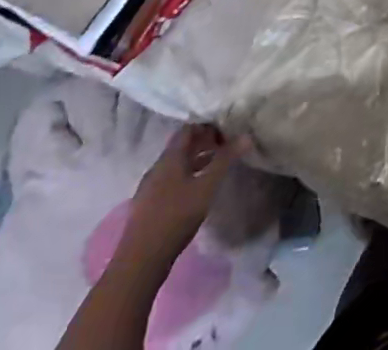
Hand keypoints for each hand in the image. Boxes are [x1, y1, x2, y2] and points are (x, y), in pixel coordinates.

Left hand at [122, 123, 249, 262]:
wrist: (141, 259)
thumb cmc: (176, 216)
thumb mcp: (206, 187)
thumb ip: (225, 160)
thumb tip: (245, 136)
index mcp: (169, 158)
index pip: (187, 130)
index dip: (206, 127)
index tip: (226, 132)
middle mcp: (157, 167)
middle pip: (181, 147)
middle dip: (203, 144)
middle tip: (225, 148)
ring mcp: (150, 187)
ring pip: (175, 165)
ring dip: (195, 161)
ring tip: (216, 168)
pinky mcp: (148, 204)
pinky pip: (170, 180)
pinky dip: (186, 177)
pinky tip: (196, 191)